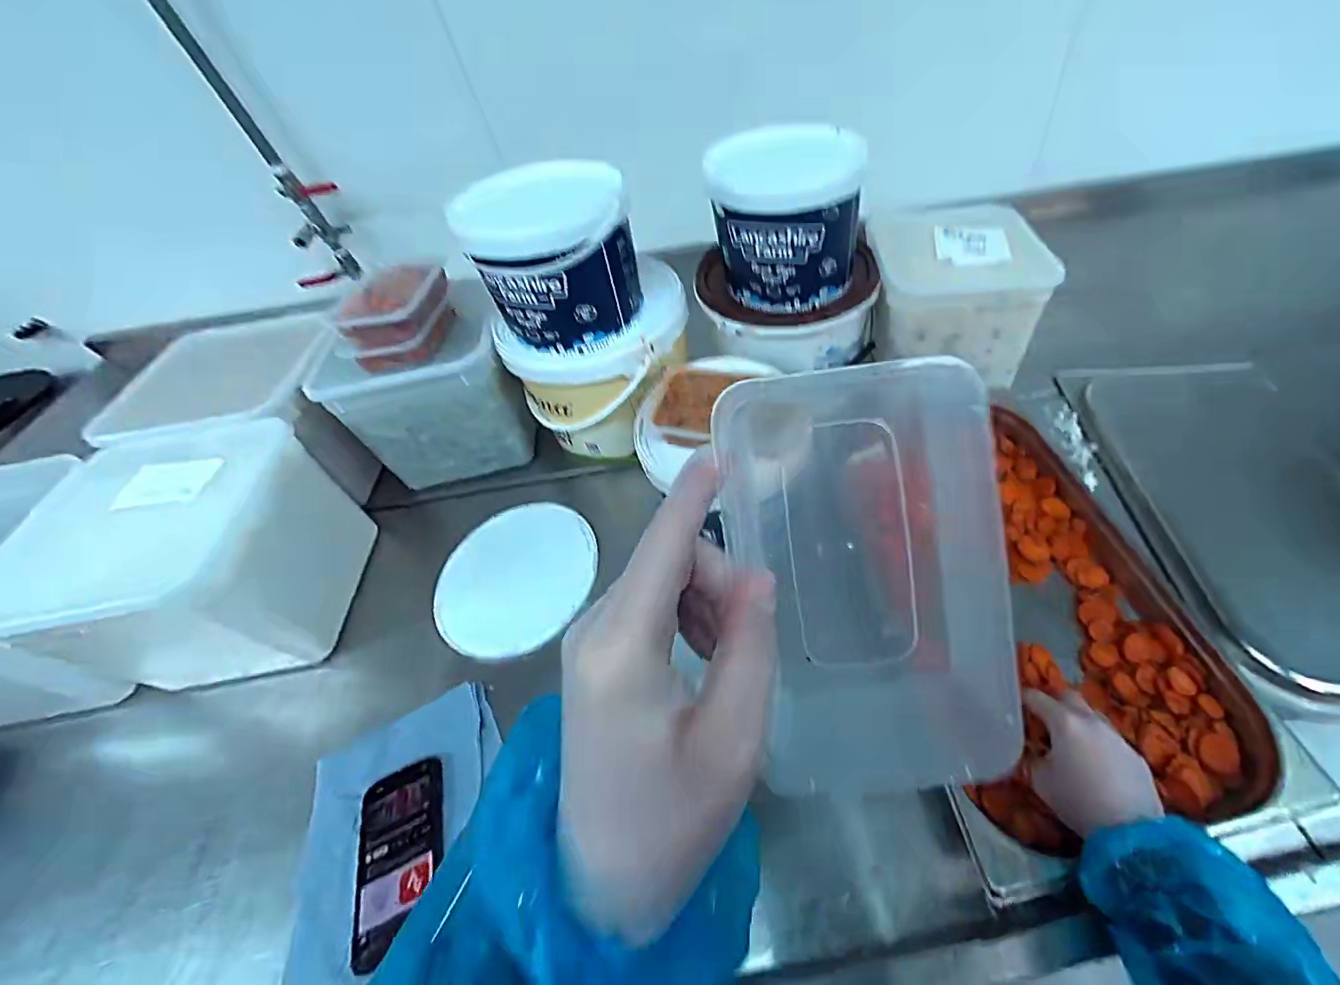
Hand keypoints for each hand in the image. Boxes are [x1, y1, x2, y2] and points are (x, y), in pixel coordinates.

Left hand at [559, 453, 777, 945]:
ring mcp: (584, 642)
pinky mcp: (590, 657)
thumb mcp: (733, 739)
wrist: (602, 882)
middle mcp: (592, 629)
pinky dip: (682, 616)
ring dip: (702, 600)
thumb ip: (748, 647)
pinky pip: (644, 607)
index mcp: (620, 647)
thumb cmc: (672, 820)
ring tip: (728, 656)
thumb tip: (755, 577)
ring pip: (656, 582)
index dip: (691, 499)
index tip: (718, 456)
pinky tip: (702, 658)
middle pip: (664, 564)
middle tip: (751, 632)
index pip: (661, 549)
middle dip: (715, 578)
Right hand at [1022, 689, 1163, 836]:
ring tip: (1071, 745)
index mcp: (1064, 722)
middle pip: (1070, 697)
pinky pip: (1111, 741)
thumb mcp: (1040, 781)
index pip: (1037, 697)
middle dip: (1055, 703)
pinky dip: (1099, 745)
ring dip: (1079, 724)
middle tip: (1043, 719)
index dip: (1023, 698)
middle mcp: (1092, 722)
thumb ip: (1031, 759)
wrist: (1131, 831)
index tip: (1015, 704)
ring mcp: (1117, 738)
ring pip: (1093, 718)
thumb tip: (1029, 752)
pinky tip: (1097, 767)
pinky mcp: (1136, 756)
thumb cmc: (1078, 800)